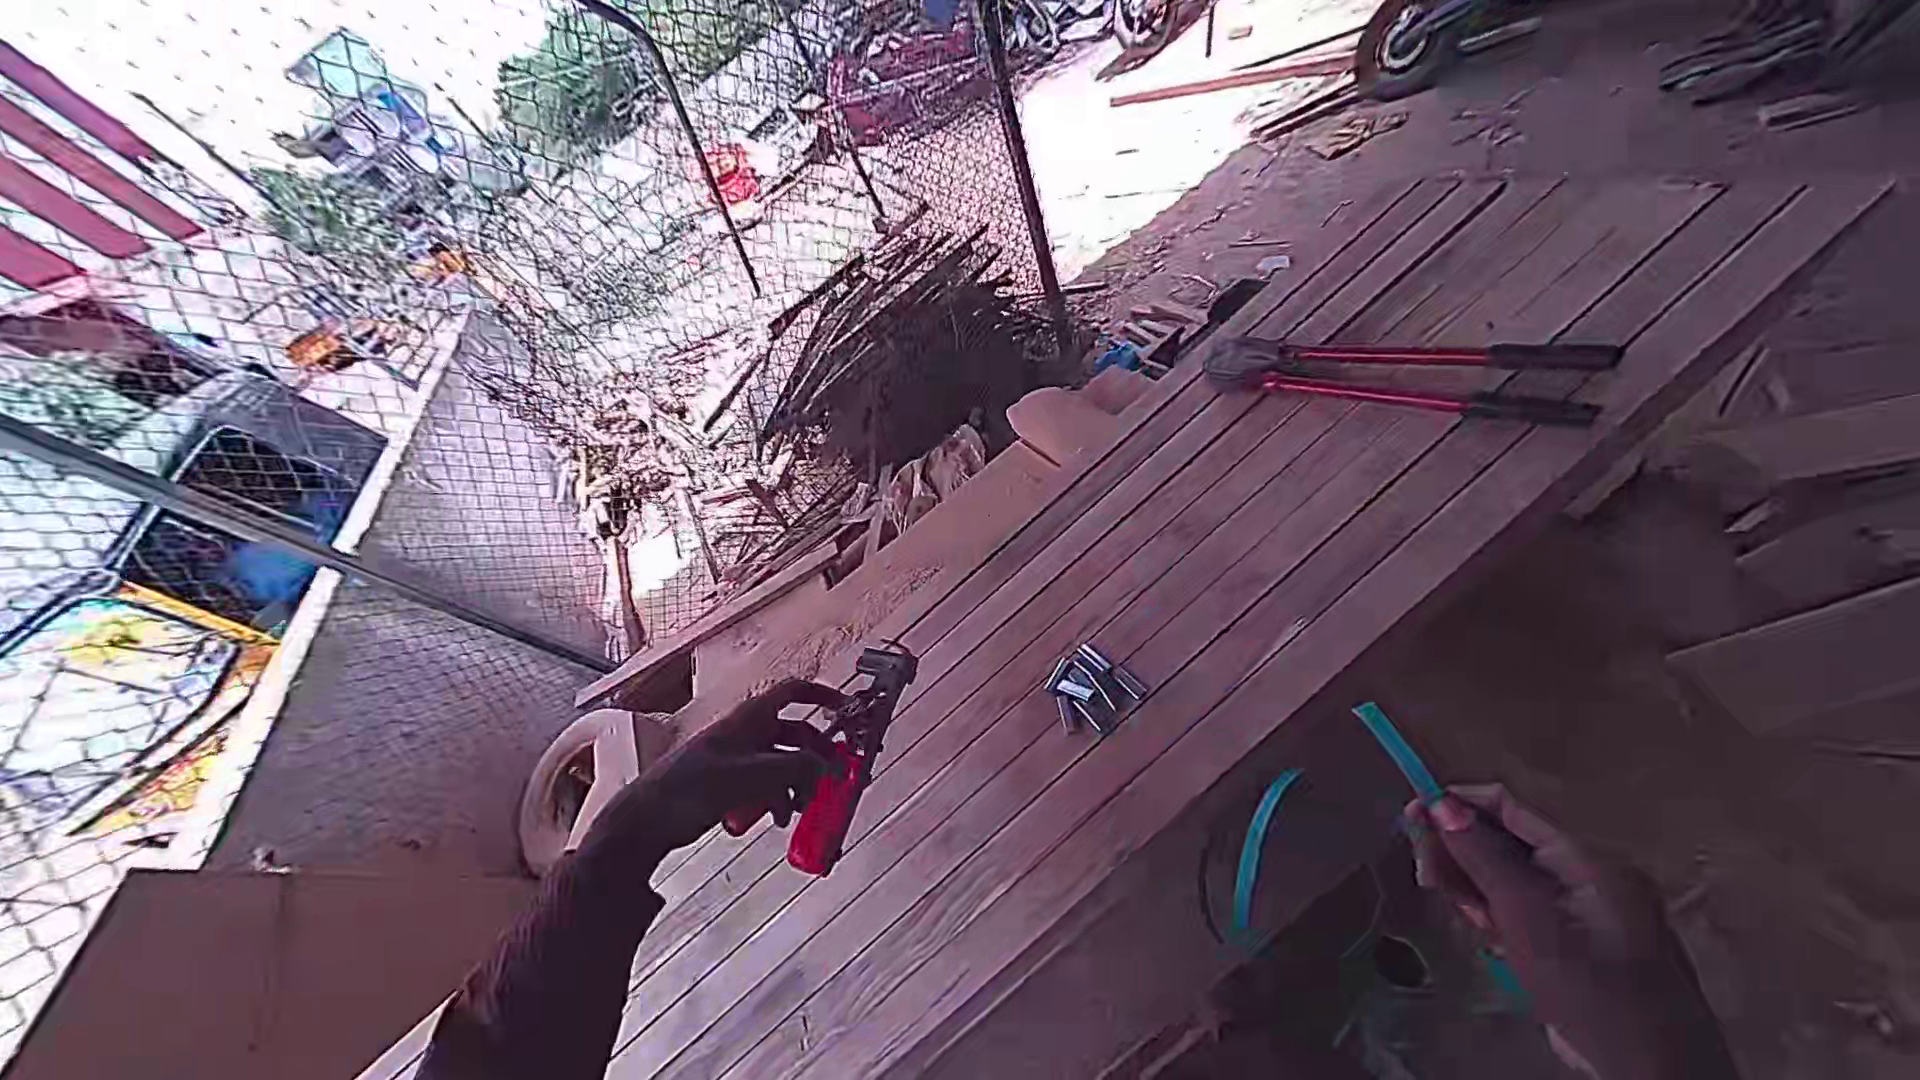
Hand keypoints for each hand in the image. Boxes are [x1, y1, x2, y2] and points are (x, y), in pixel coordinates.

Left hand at [580, 679, 845, 875]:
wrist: (646, 820)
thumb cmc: (693, 787)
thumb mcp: (754, 775)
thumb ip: (797, 768)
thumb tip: (831, 767)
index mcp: (751, 717)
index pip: (793, 691)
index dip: (821, 695)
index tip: (844, 709)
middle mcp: (748, 731)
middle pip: (795, 734)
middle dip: (815, 756)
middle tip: (832, 777)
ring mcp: (739, 756)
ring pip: (783, 762)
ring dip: (797, 783)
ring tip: (798, 808)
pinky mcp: (731, 782)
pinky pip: (766, 783)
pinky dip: (776, 798)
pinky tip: (776, 820)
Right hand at [1405, 785, 1736, 1079]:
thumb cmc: (1590, 992)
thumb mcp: (1527, 918)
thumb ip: (1482, 856)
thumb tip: (1439, 803)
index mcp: (1589, 862)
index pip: (1509, 807)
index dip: (1456, 803)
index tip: (1412, 814)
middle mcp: (1589, 877)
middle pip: (1503, 840)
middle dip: (1458, 851)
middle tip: (1427, 874)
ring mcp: (1585, 910)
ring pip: (1505, 873)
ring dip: (1470, 882)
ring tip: (1454, 906)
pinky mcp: (1576, 939)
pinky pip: (1519, 903)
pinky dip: (1492, 908)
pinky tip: (1483, 928)